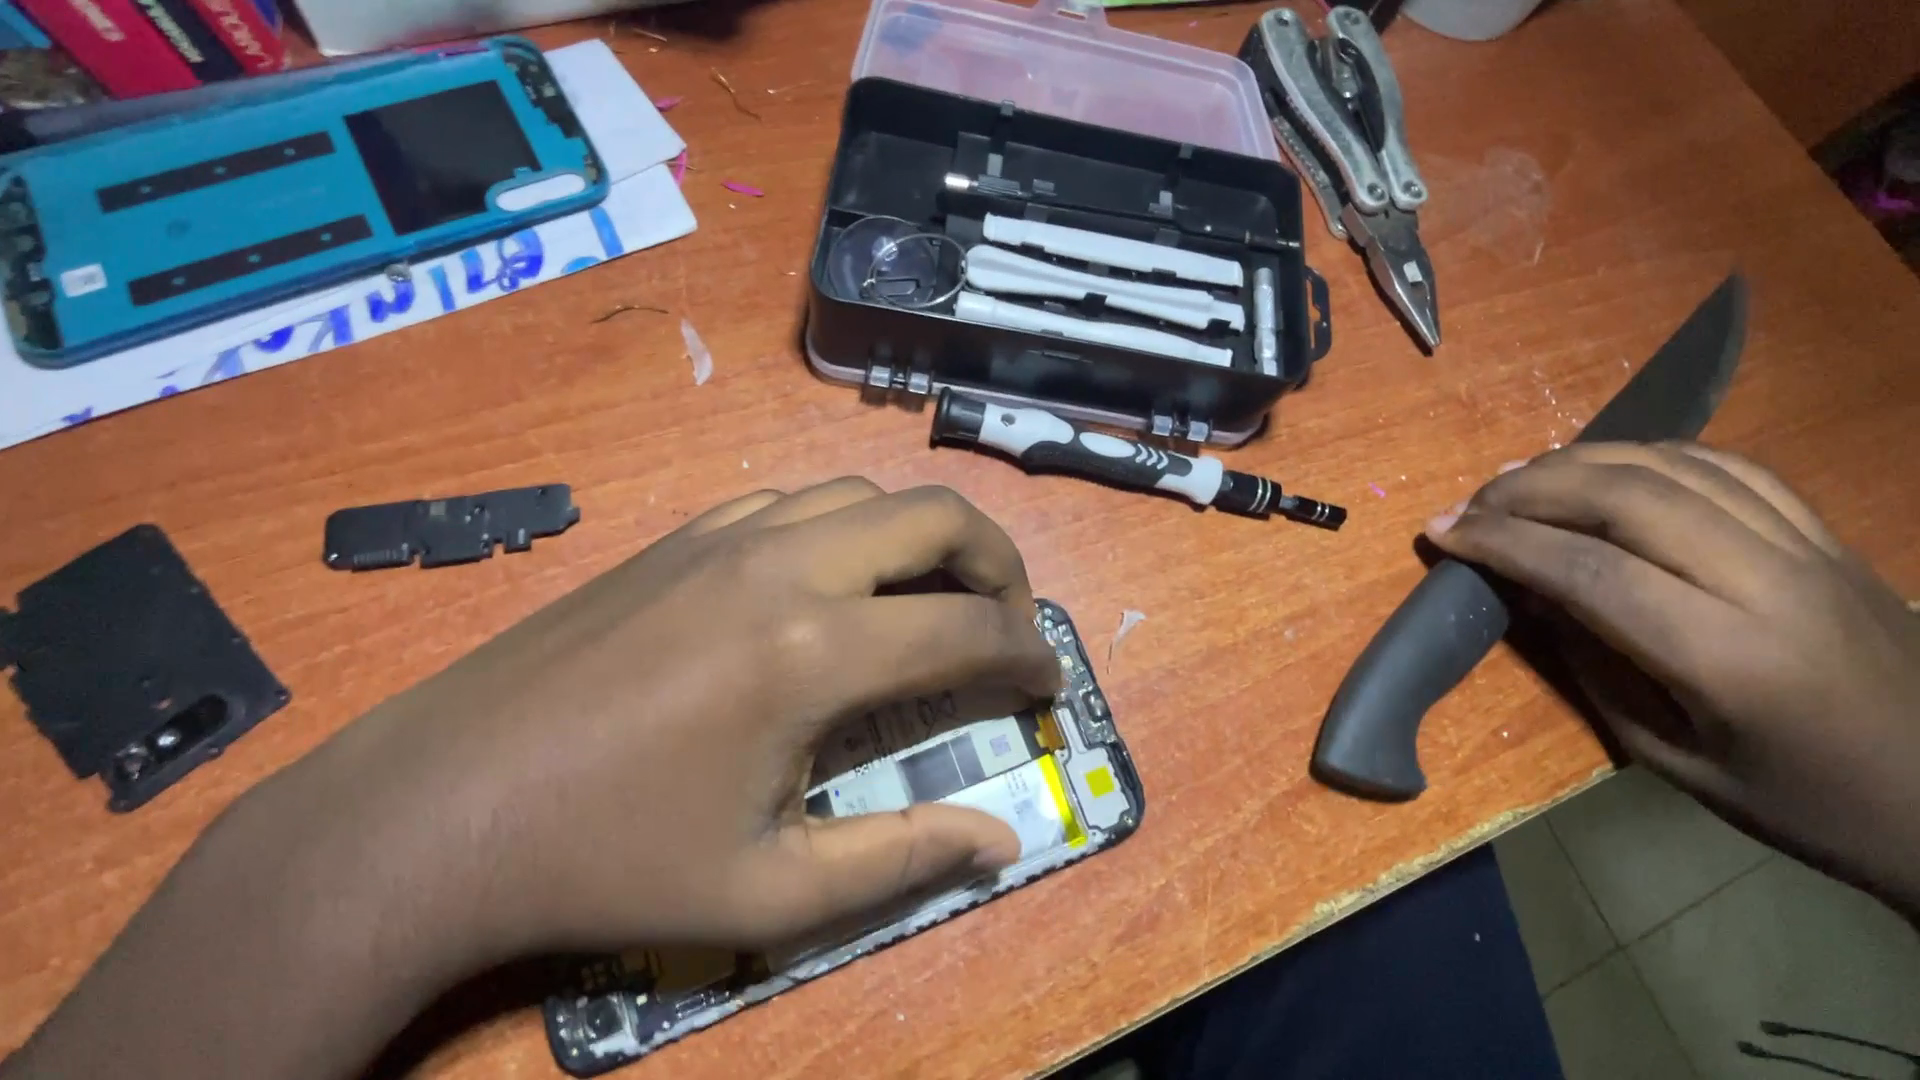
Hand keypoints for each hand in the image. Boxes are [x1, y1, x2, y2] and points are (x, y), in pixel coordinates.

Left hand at [6, 479, 1061, 1079]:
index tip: (1048, 682)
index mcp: (812, 651)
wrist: (439, 808)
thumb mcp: (770, 892)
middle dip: (1000, 563)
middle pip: (935, 516)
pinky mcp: (682, 535)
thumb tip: (1004, 842)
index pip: (967, 630)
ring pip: (866, 494)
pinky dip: (850, 526)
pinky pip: (796, 501)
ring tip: (938, 596)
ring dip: (925, 536)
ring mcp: (726, 535)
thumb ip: (903, 858)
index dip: (1026, 655)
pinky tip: (838, 582)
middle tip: (1011, 622)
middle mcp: (783, 564)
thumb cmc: (611, 862)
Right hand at [1426, 443, 1919, 917]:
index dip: (1501, 542)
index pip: (1587, 568)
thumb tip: (1523, 590)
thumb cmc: (1798, 799)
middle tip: (1470, 503)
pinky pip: (1725, 467)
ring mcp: (1807, 547)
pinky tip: (1605, 470)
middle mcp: (1769, 582)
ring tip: (1518, 478)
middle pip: (1627, 496)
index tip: (1440, 533)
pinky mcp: (1825, 534)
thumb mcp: (1668, 755)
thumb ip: (1589, 663)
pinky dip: (1648, 456)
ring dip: (1579, 461)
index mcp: (1726, 654)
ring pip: (1673, 467)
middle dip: (1529, 489)